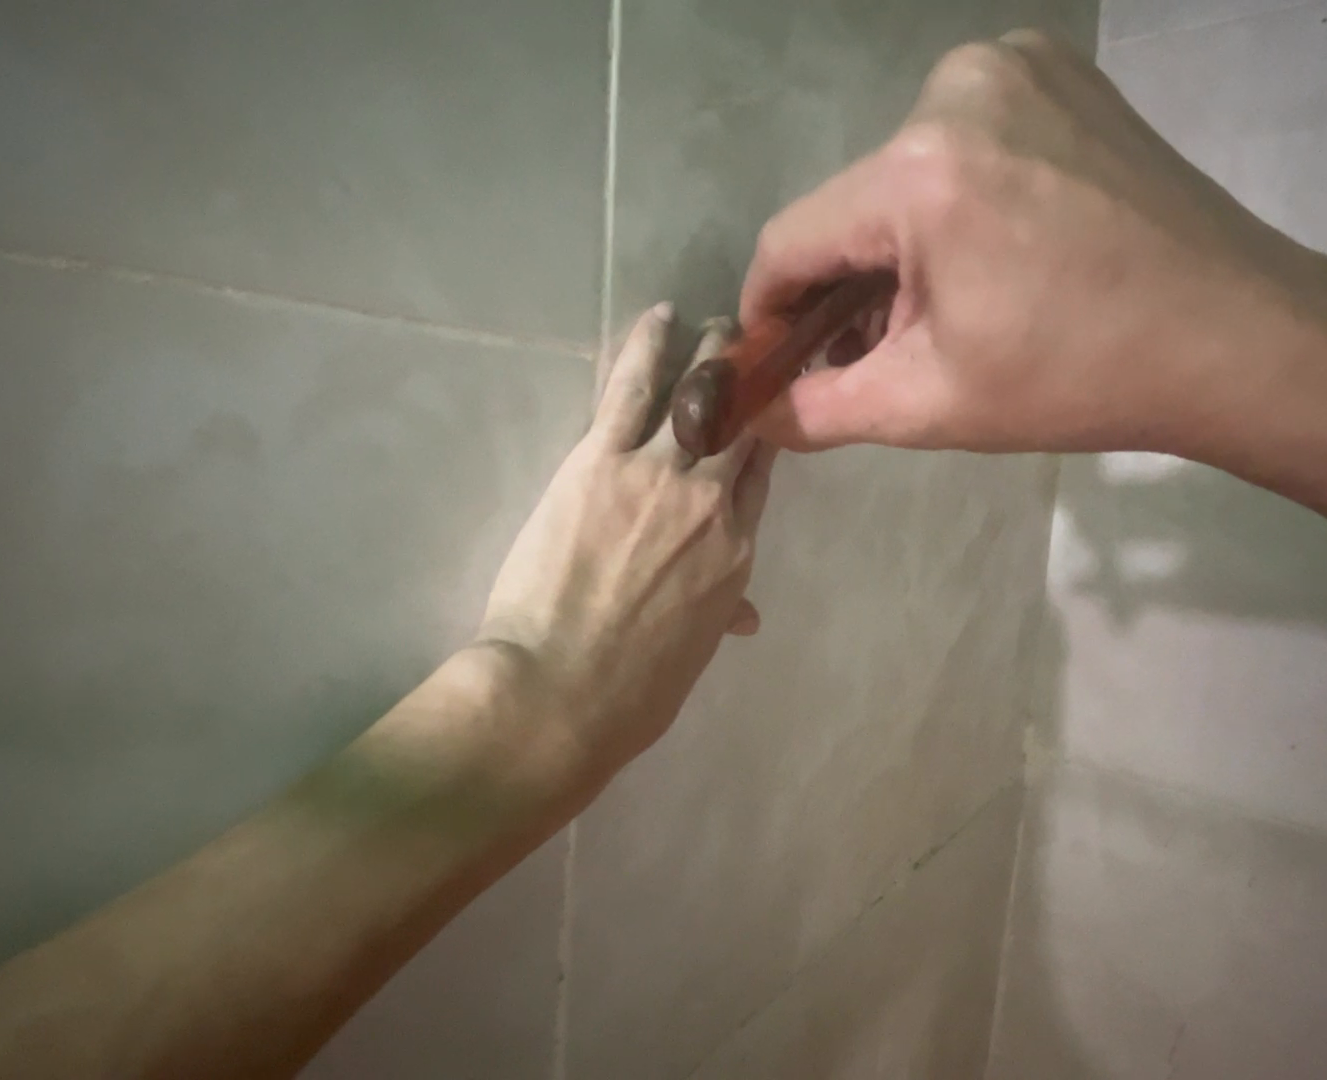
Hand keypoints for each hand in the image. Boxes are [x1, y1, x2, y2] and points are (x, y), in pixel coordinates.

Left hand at [476, 305, 778, 778]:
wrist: (562, 691)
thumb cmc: (631, 690)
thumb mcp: (693, 652)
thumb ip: (722, 613)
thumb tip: (746, 614)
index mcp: (736, 551)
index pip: (761, 473)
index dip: (765, 434)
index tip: (765, 408)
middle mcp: (710, 501)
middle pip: (741, 425)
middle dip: (749, 383)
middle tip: (747, 350)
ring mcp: (657, 474)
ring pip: (696, 396)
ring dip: (710, 353)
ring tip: (716, 323)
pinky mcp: (600, 461)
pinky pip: (631, 389)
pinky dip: (648, 347)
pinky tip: (659, 317)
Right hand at [740, 29, 1326, 457]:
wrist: (1237, 335)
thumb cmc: (1075, 377)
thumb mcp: (923, 406)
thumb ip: (814, 411)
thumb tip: (751, 414)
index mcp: (920, 173)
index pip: (788, 243)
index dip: (765, 311)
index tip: (770, 361)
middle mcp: (954, 92)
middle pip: (843, 211)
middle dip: (837, 288)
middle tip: (861, 352)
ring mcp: (1010, 70)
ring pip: (890, 180)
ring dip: (886, 251)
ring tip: (923, 313)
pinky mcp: (1050, 75)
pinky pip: (947, 148)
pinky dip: (937, 208)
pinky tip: (972, 258)